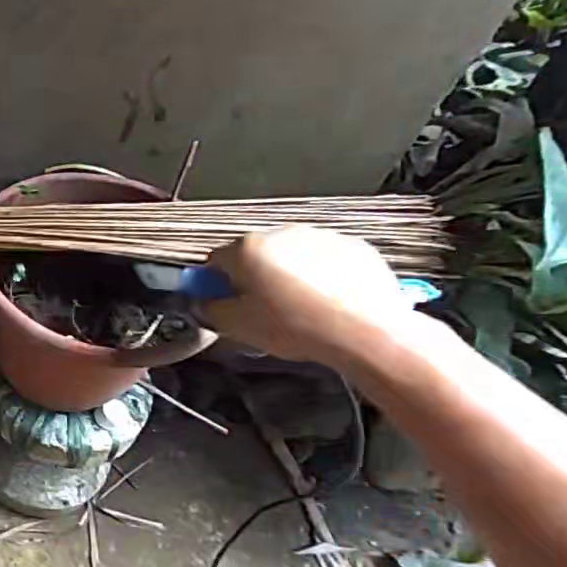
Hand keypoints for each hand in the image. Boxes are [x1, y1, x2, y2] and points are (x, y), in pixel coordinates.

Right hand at [197, 227, 414, 365]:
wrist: (364, 331)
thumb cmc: (300, 326)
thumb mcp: (238, 327)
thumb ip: (210, 311)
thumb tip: (203, 305)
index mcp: (247, 249)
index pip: (215, 260)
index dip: (214, 284)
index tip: (221, 300)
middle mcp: (282, 234)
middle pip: (255, 256)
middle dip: (254, 280)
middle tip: (260, 312)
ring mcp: (320, 238)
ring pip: (291, 257)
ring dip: (288, 278)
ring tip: (299, 313)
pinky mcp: (353, 248)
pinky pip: (326, 261)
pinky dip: (322, 278)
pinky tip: (326, 305)